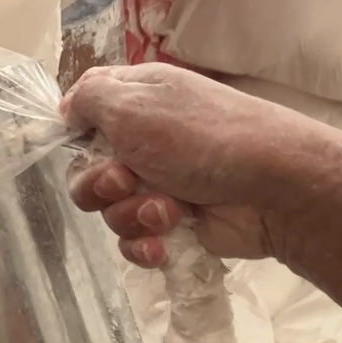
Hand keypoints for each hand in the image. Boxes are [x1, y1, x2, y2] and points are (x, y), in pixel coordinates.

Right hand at [61, 64, 341, 268]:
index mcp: (137, 103)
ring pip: (107, 209)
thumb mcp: (132, 102)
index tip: (80, 142)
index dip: (75, 131)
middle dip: (99, 184)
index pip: (84, 113)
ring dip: (129, 215)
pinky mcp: (171, 224)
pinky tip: (164, 241)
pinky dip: (144, 244)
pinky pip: (132, 240)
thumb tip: (66, 110)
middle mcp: (144, 142)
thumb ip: (87, 98)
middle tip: (126, 181)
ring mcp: (158, 184)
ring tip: (166, 211)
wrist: (275, 191)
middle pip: (85, 171)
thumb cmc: (199, 136)